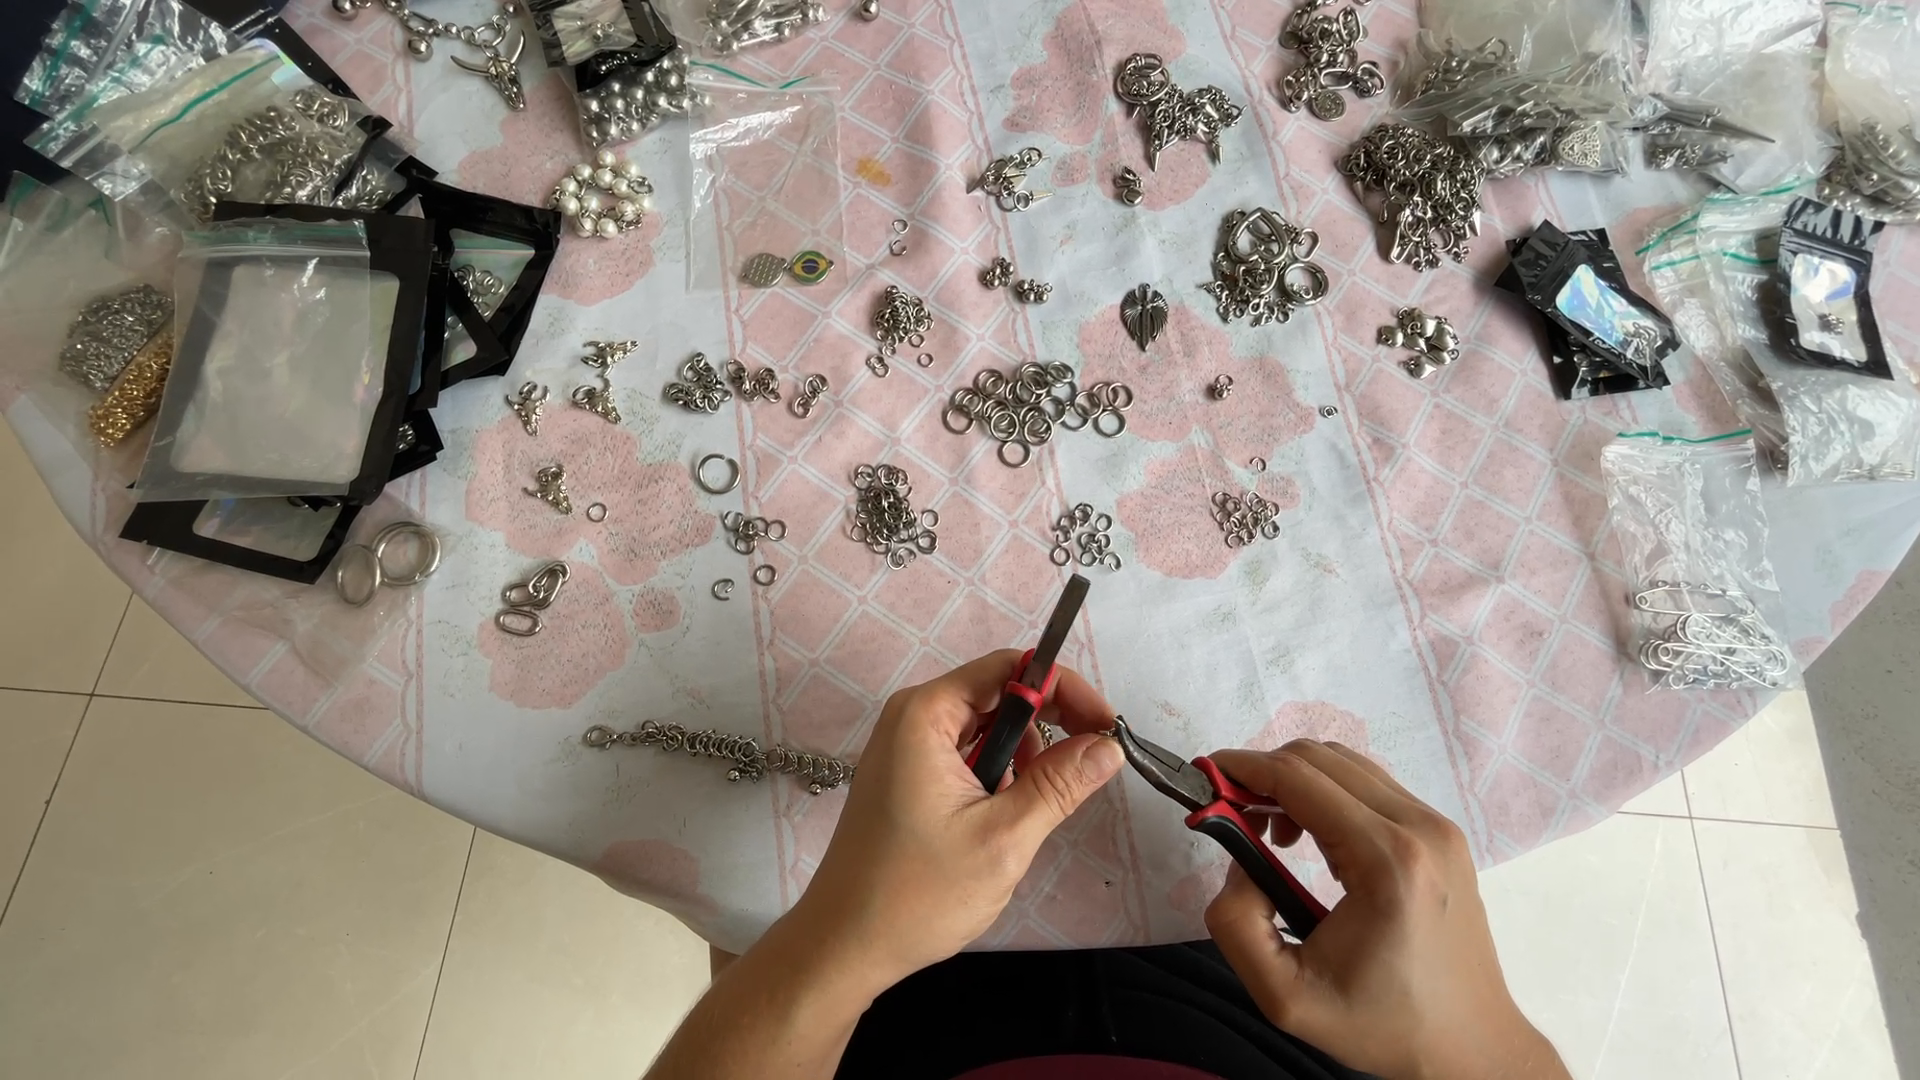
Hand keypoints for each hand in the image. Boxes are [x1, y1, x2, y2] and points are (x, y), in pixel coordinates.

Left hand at [784, 649, 1125, 995]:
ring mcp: (907, 743)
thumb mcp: (1003, 837)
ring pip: (986, 724)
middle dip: (1049, 722)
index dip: (1065, 688)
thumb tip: (1109, 746)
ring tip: (1034, 802)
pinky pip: (966, 750)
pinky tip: (1003, 811)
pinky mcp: (909, 771)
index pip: (1011, 668)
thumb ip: (1059, 784)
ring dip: (1023, 752)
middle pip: (999, 691)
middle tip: (1091, 761)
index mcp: (927, 713)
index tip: (1106, 727)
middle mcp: (913, 715)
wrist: (845, 944)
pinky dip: (998, 770)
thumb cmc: (919, 893)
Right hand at [1204, 741, 1568, 1079]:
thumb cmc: (1382, 1026)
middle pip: (1316, 757)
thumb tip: (1238, 860)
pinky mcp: (1441, 831)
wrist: (1474, 1051)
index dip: (1241, 767)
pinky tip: (1315, 836)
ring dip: (1294, 780)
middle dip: (1262, 773)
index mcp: (1386, 861)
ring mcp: (1437, 825)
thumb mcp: (1283, 996)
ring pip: (1342, 762)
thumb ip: (1234, 921)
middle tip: (1234, 815)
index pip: (1296, 776)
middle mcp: (1418, 827)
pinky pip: (1367, 782)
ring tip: (1276, 832)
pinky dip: (1325, 791)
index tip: (1205, 778)